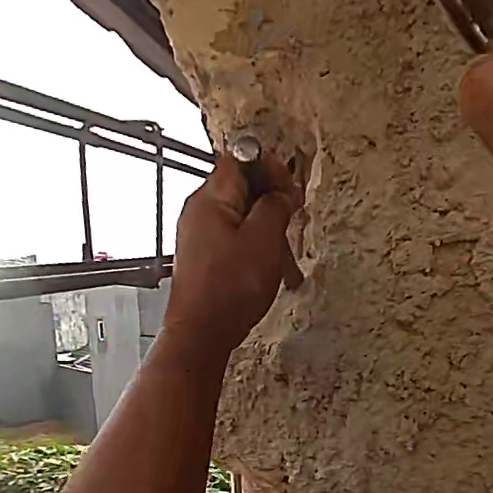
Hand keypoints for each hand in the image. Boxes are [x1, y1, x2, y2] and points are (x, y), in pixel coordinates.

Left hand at [162, 154, 295, 356]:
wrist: (202, 333)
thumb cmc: (230, 288)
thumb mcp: (264, 240)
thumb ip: (275, 206)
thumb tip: (282, 193)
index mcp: (210, 199)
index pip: (239, 159)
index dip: (269, 167)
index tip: (290, 189)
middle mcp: (199, 211)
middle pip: (240, 186)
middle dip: (271, 197)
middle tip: (293, 215)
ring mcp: (200, 235)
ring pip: (240, 214)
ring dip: (266, 224)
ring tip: (285, 248)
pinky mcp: (204, 257)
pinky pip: (234, 237)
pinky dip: (255, 243)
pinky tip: (269, 265)